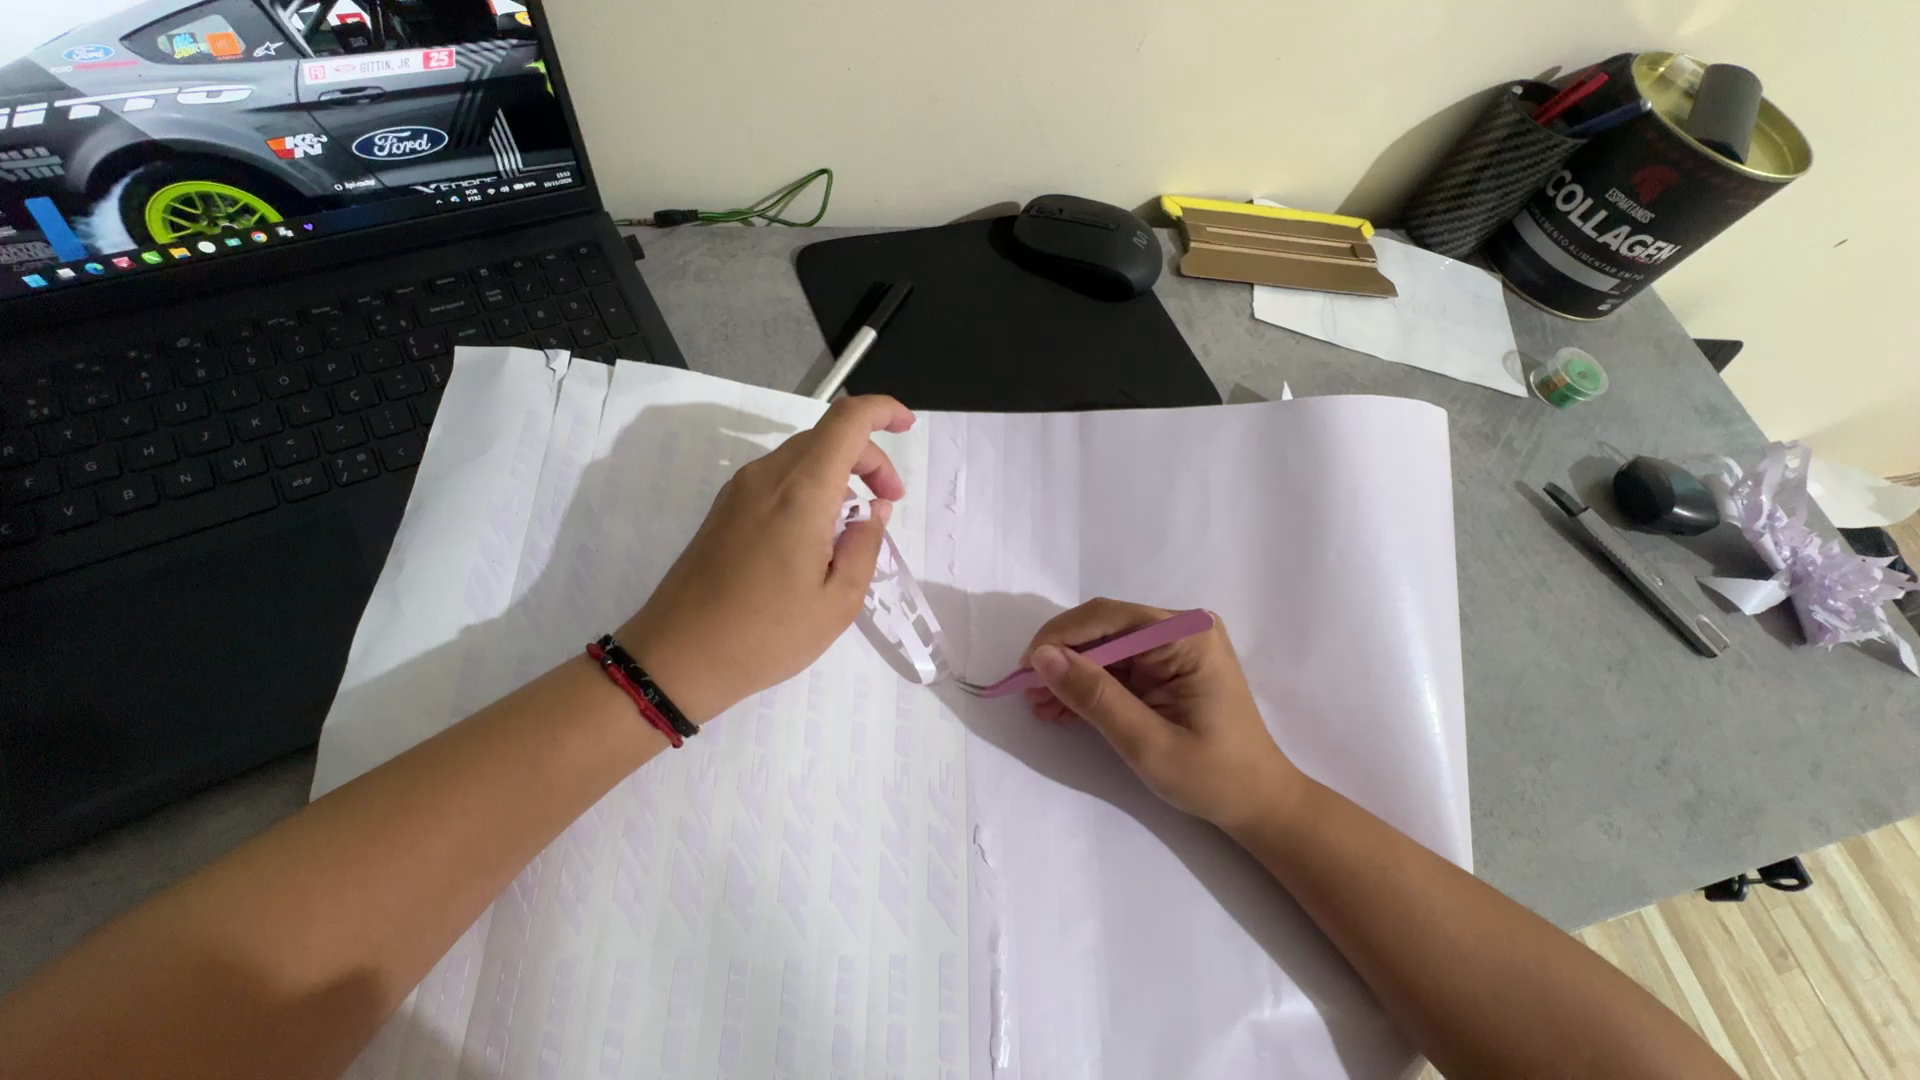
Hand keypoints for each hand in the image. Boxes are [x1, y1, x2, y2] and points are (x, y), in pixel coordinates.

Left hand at [619, 395, 915, 721]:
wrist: (677, 656)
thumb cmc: (766, 634)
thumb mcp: (838, 601)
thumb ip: (865, 545)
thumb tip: (874, 510)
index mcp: (801, 492)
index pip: (847, 421)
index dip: (883, 410)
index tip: (908, 426)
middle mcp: (767, 477)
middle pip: (827, 436)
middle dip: (869, 457)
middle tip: (889, 503)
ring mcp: (740, 490)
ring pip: (802, 456)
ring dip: (839, 473)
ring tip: (854, 526)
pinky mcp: (725, 509)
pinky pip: (779, 478)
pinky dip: (811, 487)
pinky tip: (817, 533)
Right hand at [1023, 599, 1302, 828]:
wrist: (1258, 803)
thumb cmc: (1212, 777)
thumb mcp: (1147, 743)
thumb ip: (1095, 696)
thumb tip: (1042, 657)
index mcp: (1187, 636)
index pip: (1108, 618)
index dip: (1060, 638)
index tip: (1024, 671)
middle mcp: (1182, 628)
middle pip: (1104, 628)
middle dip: (1062, 658)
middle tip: (1026, 693)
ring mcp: (1176, 646)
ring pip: (1105, 647)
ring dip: (1071, 673)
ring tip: (1039, 706)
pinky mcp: (1168, 666)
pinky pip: (1118, 665)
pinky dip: (1089, 685)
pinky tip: (1062, 708)